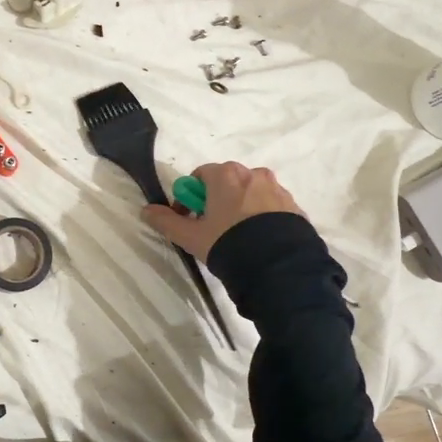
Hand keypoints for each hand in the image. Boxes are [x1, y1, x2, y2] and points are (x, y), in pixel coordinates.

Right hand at [142, 162, 303, 259]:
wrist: (279, 266)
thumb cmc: (228, 243)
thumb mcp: (191, 236)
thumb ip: (167, 221)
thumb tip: (146, 210)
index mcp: (226, 175)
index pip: (201, 174)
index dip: (190, 195)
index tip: (190, 217)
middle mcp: (253, 174)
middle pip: (227, 181)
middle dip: (217, 198)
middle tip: (212, 226)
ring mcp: (277, 189)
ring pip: (251, 192)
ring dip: (240, 206)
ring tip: (238, 235)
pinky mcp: (294, 206)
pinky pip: (271, 205)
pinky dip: (262, 215)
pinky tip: (259, 239)